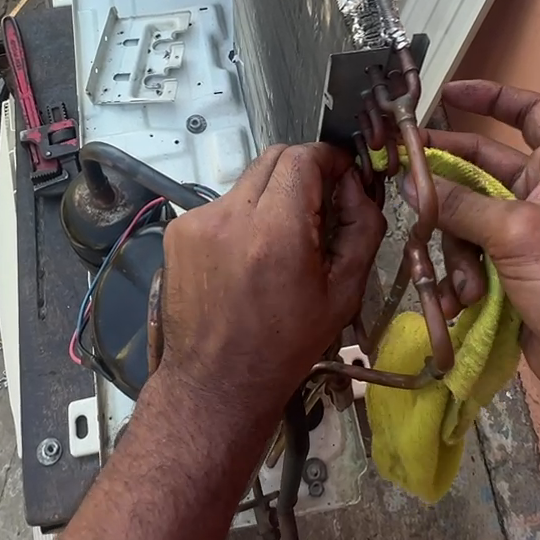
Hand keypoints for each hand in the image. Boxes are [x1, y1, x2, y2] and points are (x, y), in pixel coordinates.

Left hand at [157, 143, 384, 427]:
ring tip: (280, 240)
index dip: (329, 158)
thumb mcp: (344, 292)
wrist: (216, 382)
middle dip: (303, 172)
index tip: (342, 173)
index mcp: (275, 232)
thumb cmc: (286, 345)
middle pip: (274, 158)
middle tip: (319, 203)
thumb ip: (361, 227)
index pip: (303, 157)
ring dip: (272, 195)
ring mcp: (197, 221)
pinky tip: (247, 255)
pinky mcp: (178, 231)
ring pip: (248, 180)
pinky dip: (243, 216)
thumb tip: (355, 184)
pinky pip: (223, 204)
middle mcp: (230, 216)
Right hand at [423, 80, 539, 424]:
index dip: (490, 97)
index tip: (446, 94)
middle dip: (447, 180)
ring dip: (457, 248)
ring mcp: (527, 234)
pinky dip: (461, 277)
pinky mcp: (512, 271)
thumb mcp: (519, 234)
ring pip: (469, 218)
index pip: (529, 112)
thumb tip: (411, 182)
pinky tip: (458, 303)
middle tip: (405, 177)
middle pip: (483, 167)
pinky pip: (472, 257)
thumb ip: (461, 204)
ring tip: (462, 281)